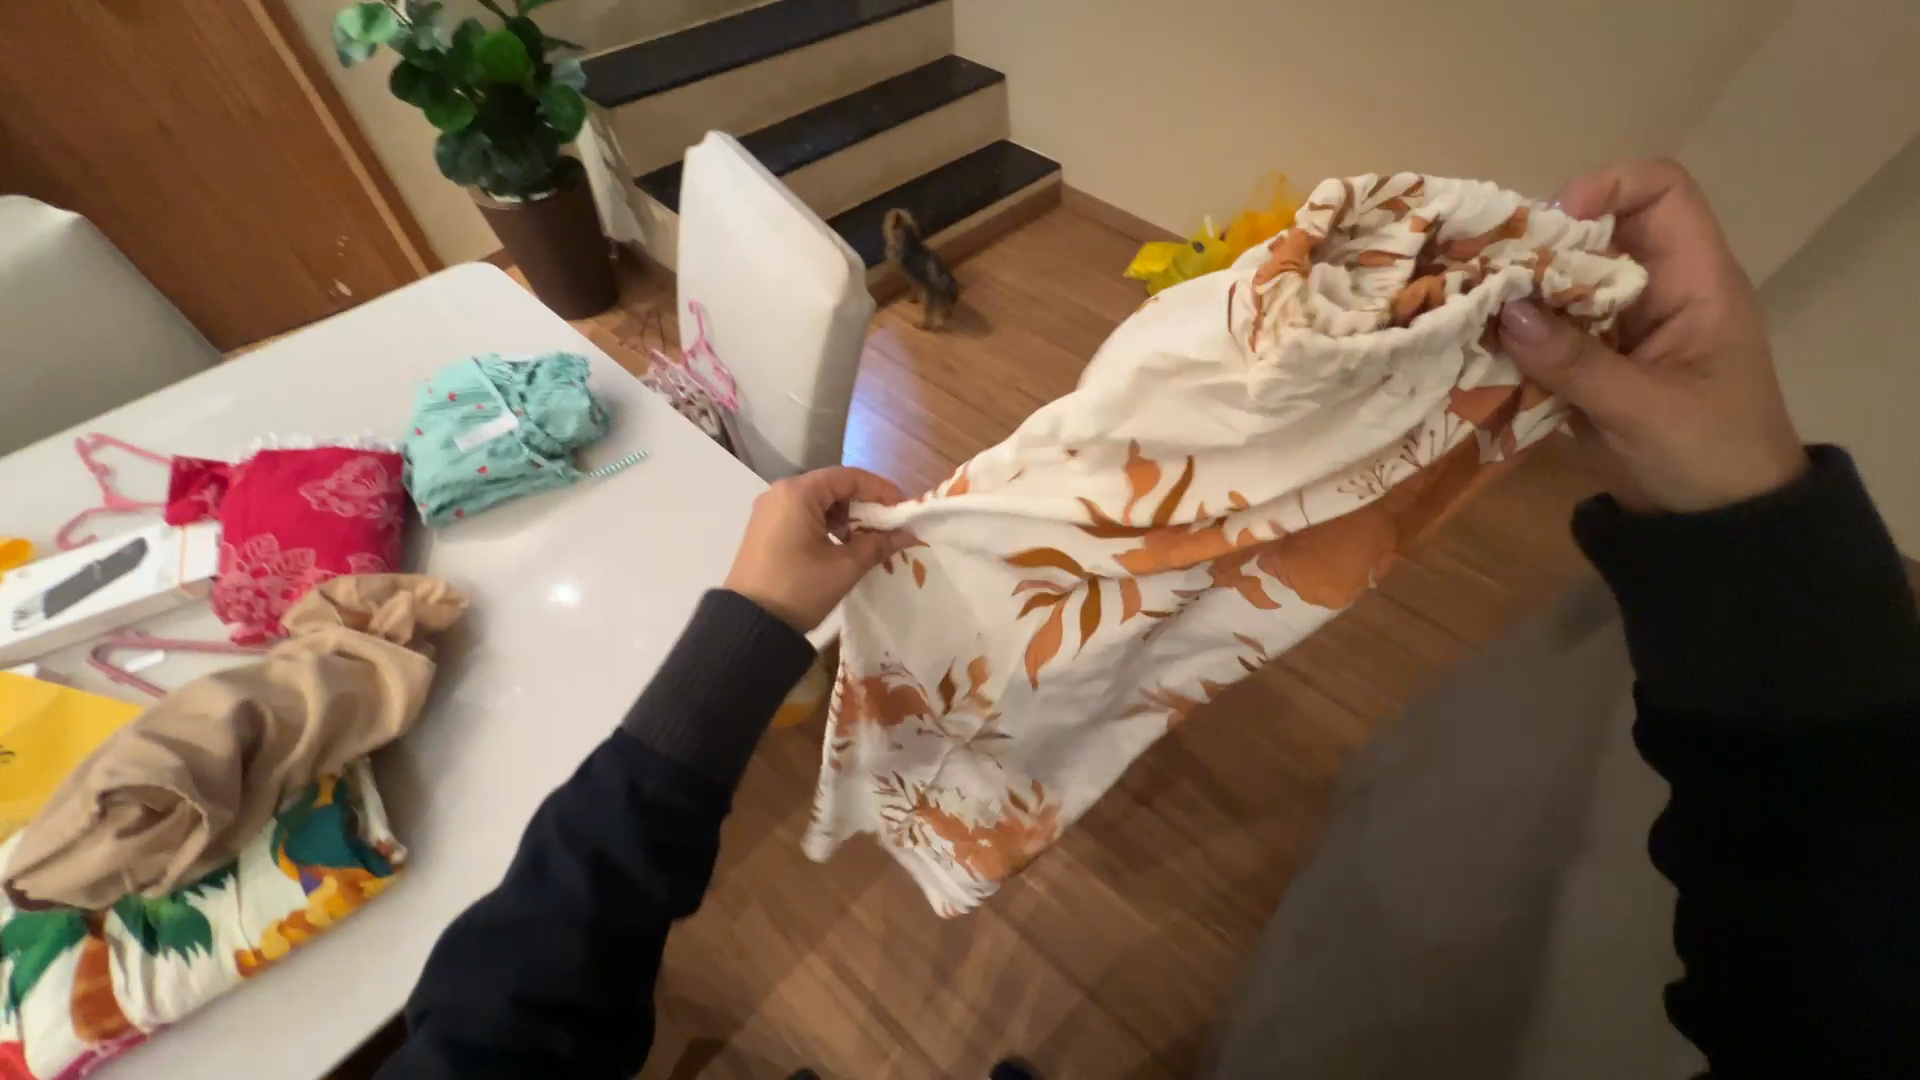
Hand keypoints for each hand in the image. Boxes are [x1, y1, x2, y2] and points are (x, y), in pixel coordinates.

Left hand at [723, 467, 912, 631]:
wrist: (750, 625)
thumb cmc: (800, 589)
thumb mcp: (845, 567)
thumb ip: (879, 544)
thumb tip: (907, 534)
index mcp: (798, 493)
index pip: (849, 477)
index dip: (881, 490)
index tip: (904, 508)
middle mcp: (780, 493)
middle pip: (833, 486)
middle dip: (865, 503)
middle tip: (890, 524)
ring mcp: (770, 510)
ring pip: (819, 501)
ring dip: (847, 516)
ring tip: (870, 538)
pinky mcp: (765, 529)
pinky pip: (803, 515)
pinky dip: (828, 525)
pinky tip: (843, 544)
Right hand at [1498, 159, 1807, 512]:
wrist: (1713, 516)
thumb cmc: (1708, 451)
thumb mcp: (1644, 407)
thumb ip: (1575, 362)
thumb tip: (1506, 311)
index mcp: (1693, 283)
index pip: (1661, 196)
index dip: (1606, 189)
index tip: (1544, 223)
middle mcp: (1649, 294)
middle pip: (1590, 240)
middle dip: (1533, 250)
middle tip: (1477, 274)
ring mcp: (1612, 331)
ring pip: (1554, 291)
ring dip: (1508, 300)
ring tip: (1459, 312)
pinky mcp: (1583, 366)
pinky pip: (1537, 338)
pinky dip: (1504, 342)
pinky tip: (1470, 353)